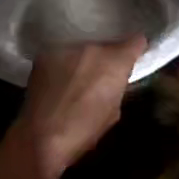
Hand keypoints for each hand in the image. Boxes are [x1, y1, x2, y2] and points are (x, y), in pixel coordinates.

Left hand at [13, 37, 146, 177]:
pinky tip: (58, 78)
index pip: (136, 41)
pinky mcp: (44, 53)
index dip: (135, 49)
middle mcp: (92, 47)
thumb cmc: (84, 131)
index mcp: (115, 61)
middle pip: (105, 43)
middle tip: (101, 72)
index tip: (132, 56)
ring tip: (77, 75)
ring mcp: (66, 47)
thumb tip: (115, 78)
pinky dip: (63, 62)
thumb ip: (117, 86)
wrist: (42, 136)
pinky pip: (61, 53)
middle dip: (106, 56)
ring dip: (83, 57)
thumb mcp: (113, 110)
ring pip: (81, 46)